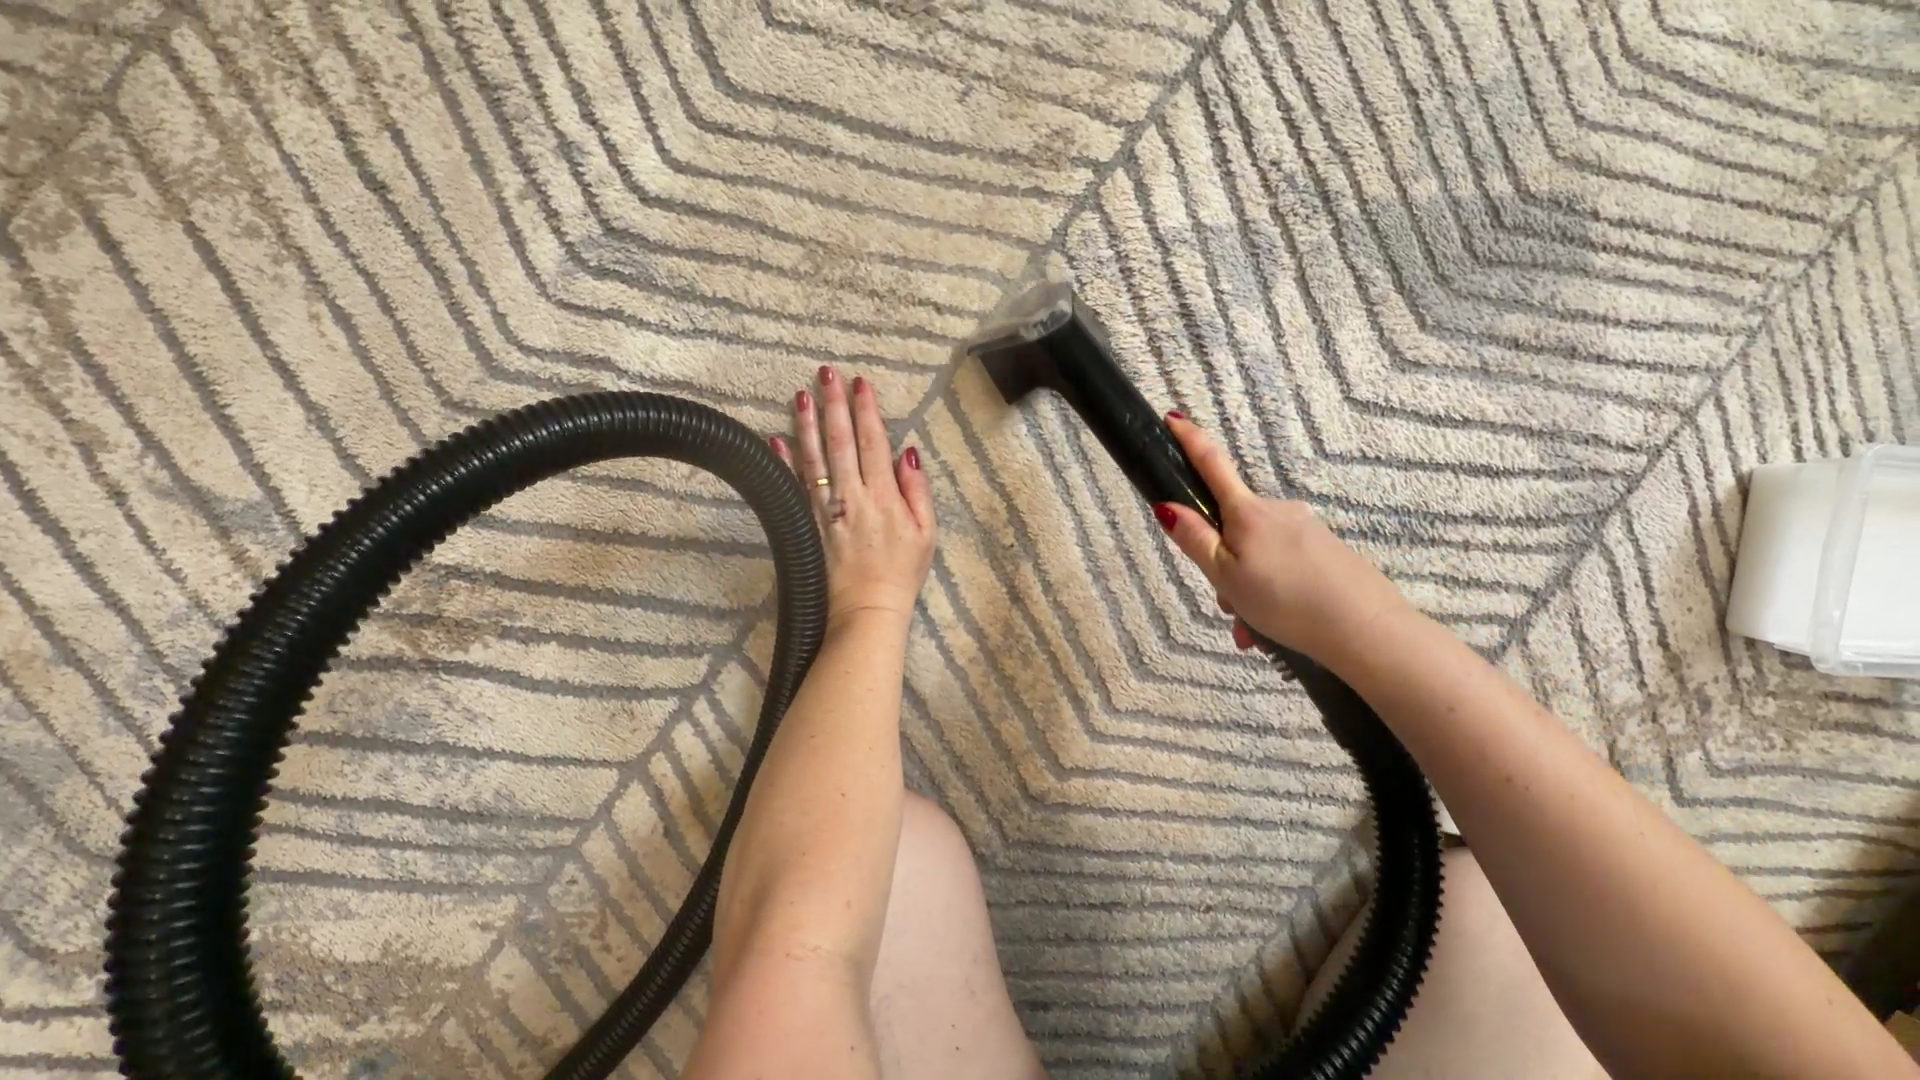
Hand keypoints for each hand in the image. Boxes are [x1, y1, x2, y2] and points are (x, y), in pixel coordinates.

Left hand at [772, 366, 935, 635]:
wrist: (867, 610)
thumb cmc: (902, 573)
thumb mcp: (927, 533)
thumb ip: (917, 491)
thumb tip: (906, 452)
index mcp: (884, 496)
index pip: (873, 442)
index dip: (866, 410)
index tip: (860, 383)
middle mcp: (852, 497)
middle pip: (840, 442)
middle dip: (834, 405)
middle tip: (826, 374)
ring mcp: (826, 511)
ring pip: (814, 459)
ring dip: (806, 424)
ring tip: (801, 395)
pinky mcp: (808, 525)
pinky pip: (794, 488)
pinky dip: (784, 463)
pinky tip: (775, 440)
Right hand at [1153, 416, 1410, 666]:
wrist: (1365, 628)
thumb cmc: (1285, 601)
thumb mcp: (1226, 575)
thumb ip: (1196, 540)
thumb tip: (1166, 506)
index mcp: (1247, 513)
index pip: (1212, 464)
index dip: (1189, 440)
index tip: (1172, 418)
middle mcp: (1278, 511)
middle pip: (1233, 527)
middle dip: (1223, 564)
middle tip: (1230, 607)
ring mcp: (1305, 528)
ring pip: (1258, 554)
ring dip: (1249, 588)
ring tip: (1254, 629)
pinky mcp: (1326, 550)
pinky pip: (1284, 567)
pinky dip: (1273, 593)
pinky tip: (1278, 627)